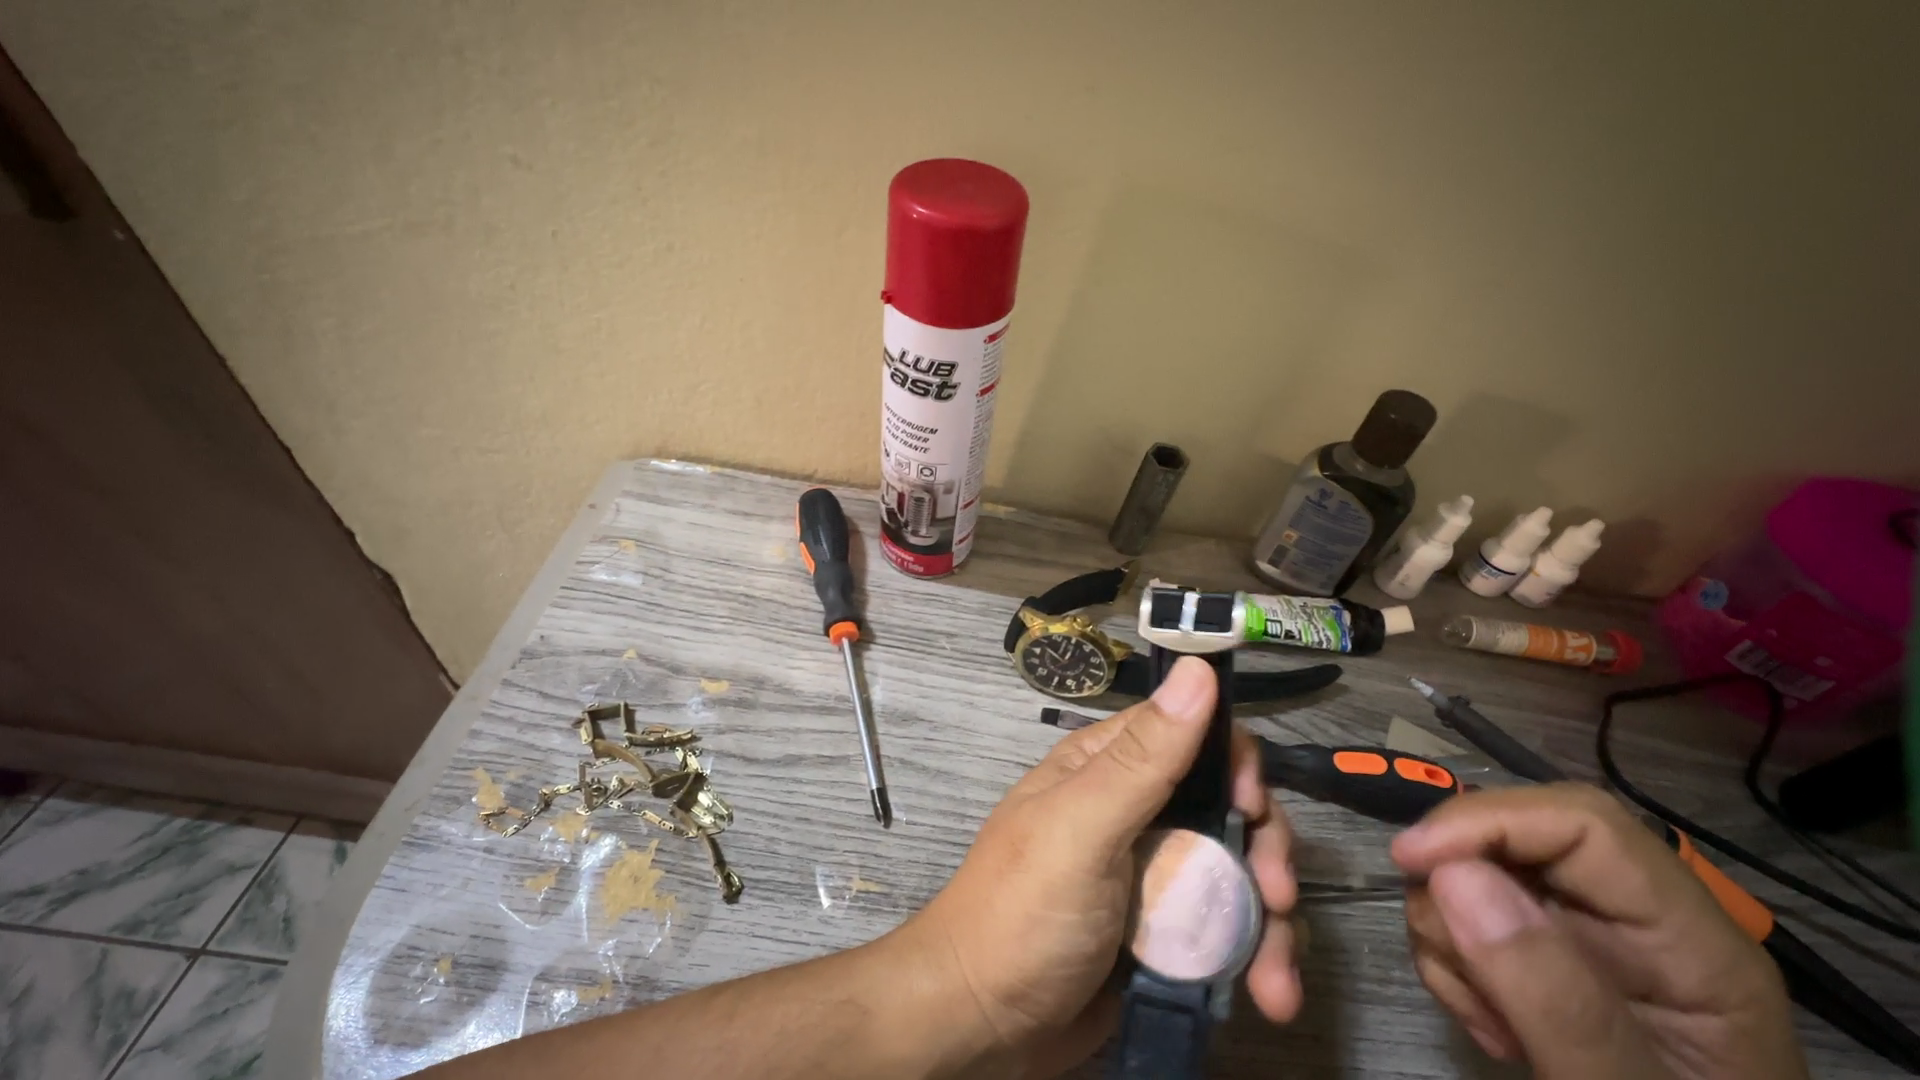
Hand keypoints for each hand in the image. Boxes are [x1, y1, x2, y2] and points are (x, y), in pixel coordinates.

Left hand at [892, 655, 1301, 1076]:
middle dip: (1264, 849)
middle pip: (1227, 806)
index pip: (1190, 735)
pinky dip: (1257, 958)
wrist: (984, 1025)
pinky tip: (1270, 996)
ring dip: (1271, 921)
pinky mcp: (1168, 933)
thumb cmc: (1022, 915)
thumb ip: (1142, 758)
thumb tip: (1197, 667)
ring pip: (1239, 871)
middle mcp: (1136, 813)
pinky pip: (1230, 927)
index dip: (1233, 762)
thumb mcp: (1080, 829)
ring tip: (1277, 981)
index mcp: (1105, 770)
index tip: (1250, 808)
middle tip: (1278, 896)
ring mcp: (1155, 876)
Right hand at [1391, 783, 1807, 1079]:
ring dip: (1451, 936)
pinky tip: (1488, 1027)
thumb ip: (1554, 998)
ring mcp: (1587, 947)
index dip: (1490, 822)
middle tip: (1449, 959)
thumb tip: (1451, 875)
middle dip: (1459, 884)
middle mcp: (1639, 927)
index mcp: (1695, 947)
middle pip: (1523, 841)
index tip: (1410, 860)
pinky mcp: (1543, 968)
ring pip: (1481, 877)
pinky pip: (1467, 923)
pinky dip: (1451, 966)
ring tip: (1487, 1019)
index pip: (1585, 826)